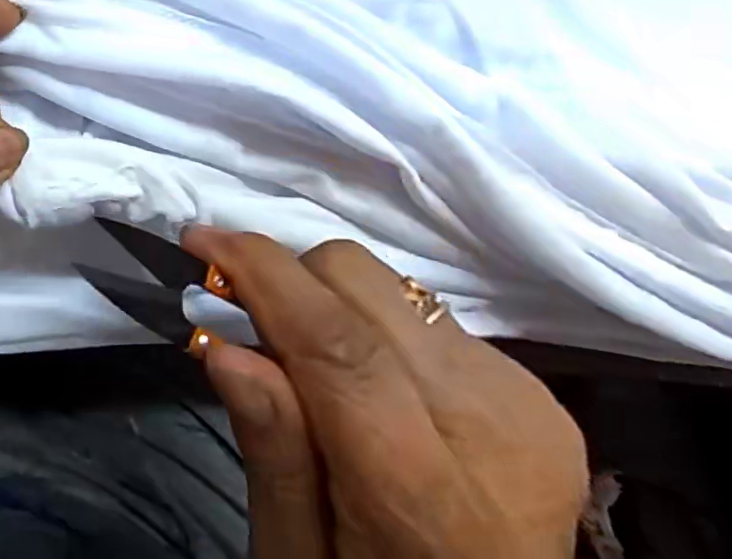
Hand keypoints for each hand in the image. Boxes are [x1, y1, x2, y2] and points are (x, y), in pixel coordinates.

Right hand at [185, 229, 587, 558]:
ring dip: (328, 300)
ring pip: (389, 283)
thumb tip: (223, 348)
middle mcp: (487, 421)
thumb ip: (273, 457)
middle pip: (361, 283)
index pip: (336, 343)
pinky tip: (368, 379)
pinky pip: (422, 311)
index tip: (200, 239)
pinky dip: (372, 323)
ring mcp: (521, 397)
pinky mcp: (531, 387)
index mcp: (428, 491)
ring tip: (307, 360)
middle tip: (246, 322)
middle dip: (289, 280)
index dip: (262, 275)